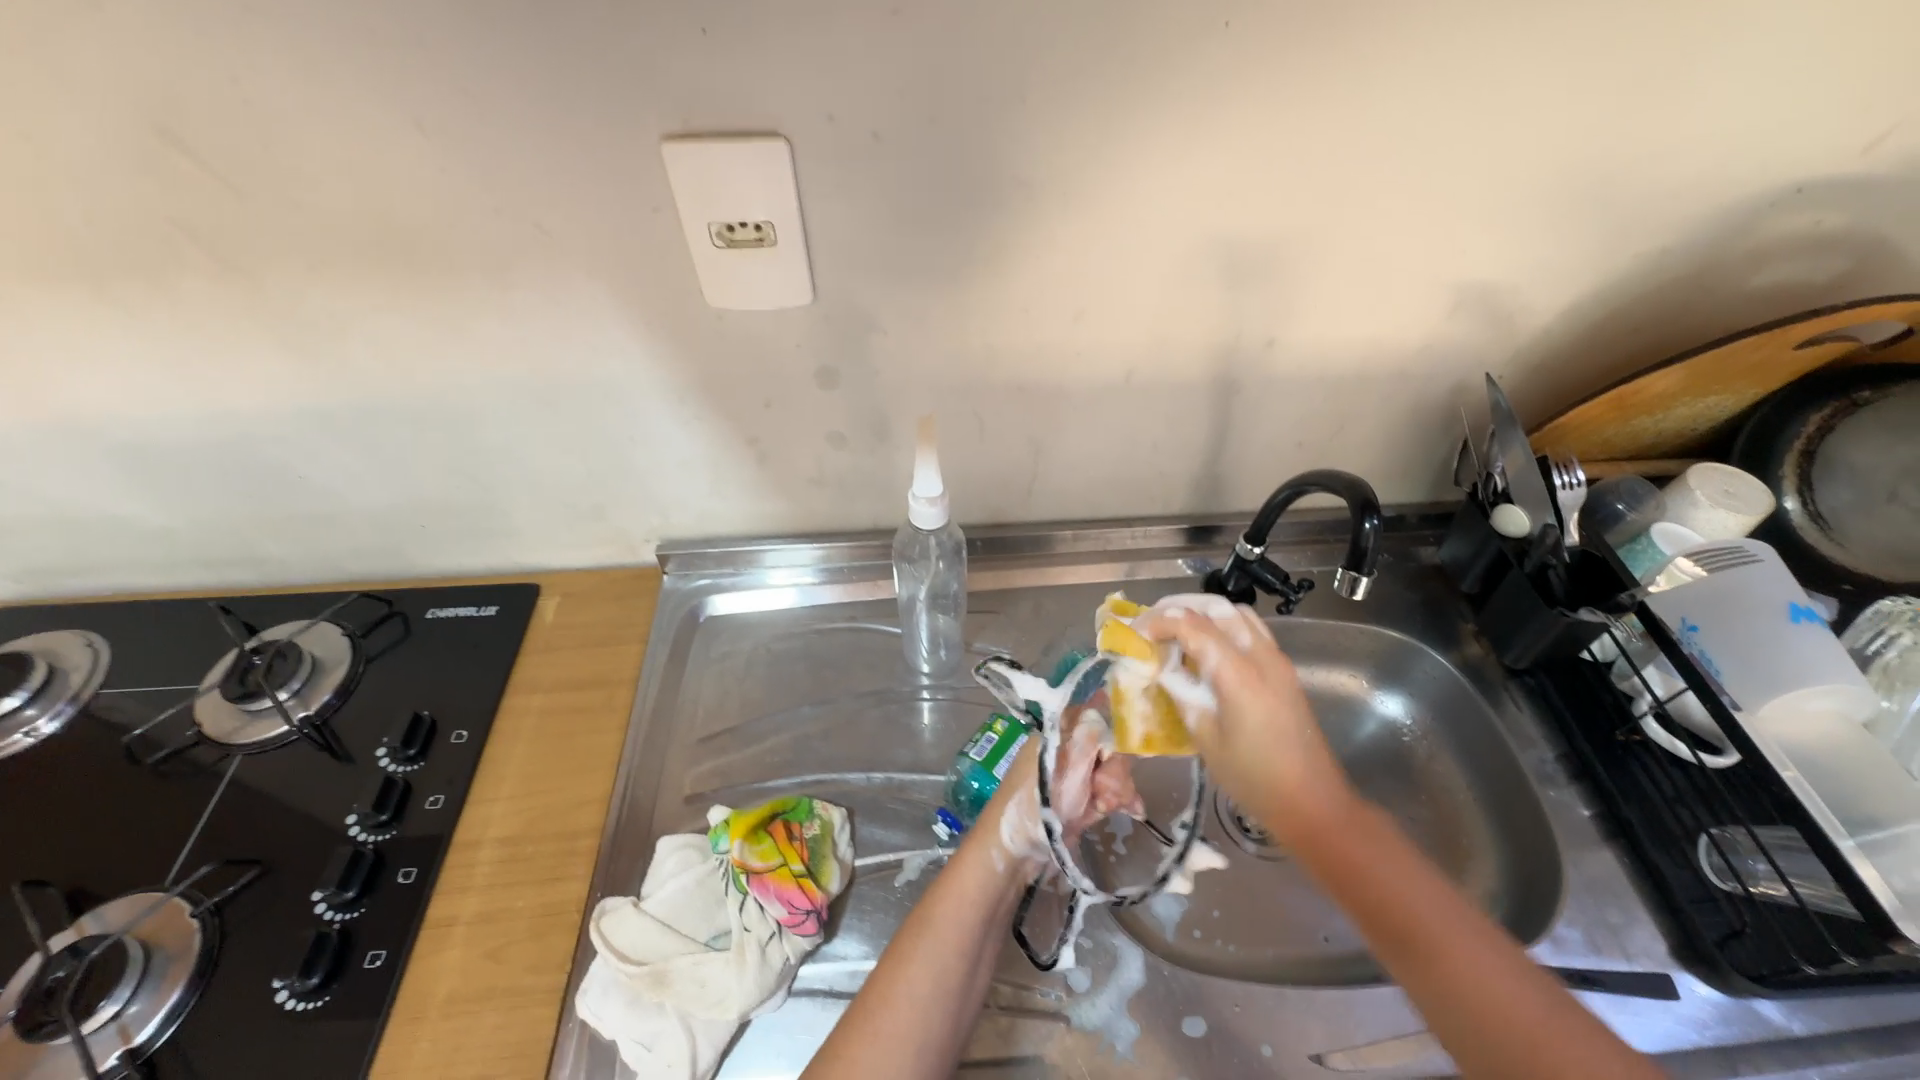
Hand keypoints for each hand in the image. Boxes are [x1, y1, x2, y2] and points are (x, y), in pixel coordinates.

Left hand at [981, 706, 1142, 874]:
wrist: (1017, 852)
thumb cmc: (1038, 803)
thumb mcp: (1067, 765)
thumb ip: (1090, 733)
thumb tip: (1105, 693)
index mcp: (1060, 730)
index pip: (1102, 716)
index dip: (1115, 738)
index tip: (1113, 759)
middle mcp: (1069, 746)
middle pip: (1113, 746)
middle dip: (1116, 772)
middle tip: (1103, 793)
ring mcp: (1076, 772)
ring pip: (1116, 770)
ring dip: (1118, 790)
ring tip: (1102, 810)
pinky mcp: (1083, 796)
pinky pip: (1112, 790)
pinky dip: (1120, 800)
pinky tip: (1129, 811)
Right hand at [1134, 602, 1355, 843]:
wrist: (1312, 801)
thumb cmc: (1253, 777)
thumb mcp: (1205, 736)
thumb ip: (1181, 693)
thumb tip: (1159, 667)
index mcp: (1238, 673)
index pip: (1192, 625)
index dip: (1159, 622)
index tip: (1134, 632)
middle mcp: (1260, 656)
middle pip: (1217, 607)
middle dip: (1180, 607)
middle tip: (1152, 623)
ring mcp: (1277, 661)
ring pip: (1238, 614)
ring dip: (1205, 614)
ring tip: (1177, 633)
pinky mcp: (1284, 671)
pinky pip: (1251, 632)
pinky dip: (1224, 628)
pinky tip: (1207, 652)